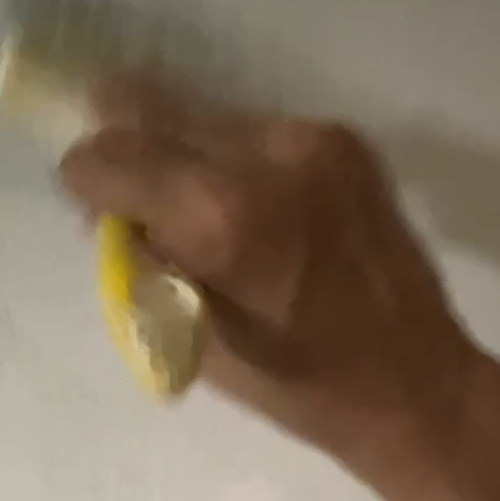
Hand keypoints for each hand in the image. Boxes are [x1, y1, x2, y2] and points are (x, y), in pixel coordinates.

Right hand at [59, 72, 487, 466]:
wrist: (415, 383)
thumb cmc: (302, 388)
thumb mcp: (201, 343)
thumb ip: (149, 268)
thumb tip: (111, 217)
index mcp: (227, 220)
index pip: (117, 157)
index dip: (87, 176)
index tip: (84, 198)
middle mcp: (270, 156)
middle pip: (158, 112)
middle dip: (125, 149)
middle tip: (116, 187)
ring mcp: (314, 139)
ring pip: (208, 118)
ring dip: (179, 153)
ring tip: (184, 206)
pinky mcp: (344, 141)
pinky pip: (255, 133)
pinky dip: (228, 161)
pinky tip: (239, 205)